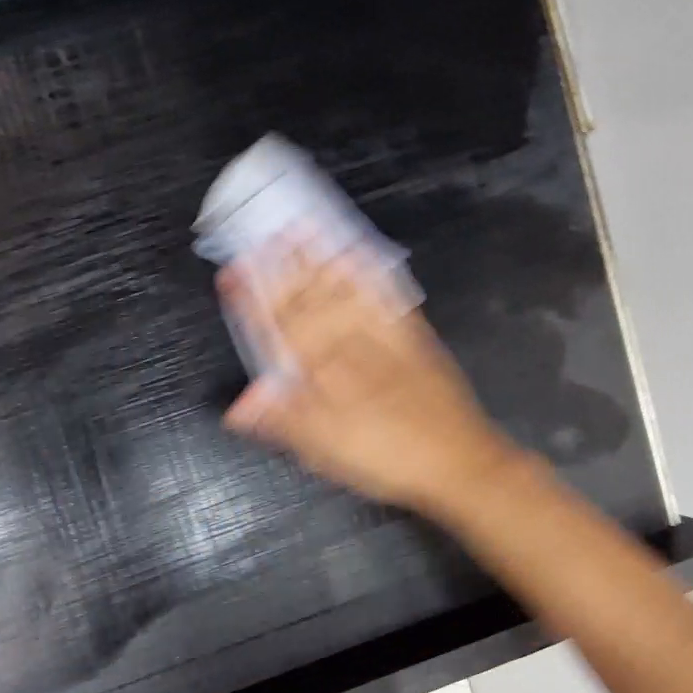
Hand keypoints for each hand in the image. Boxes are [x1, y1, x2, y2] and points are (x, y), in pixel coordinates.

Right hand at [218, 244, 521, 513]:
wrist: (458, 465)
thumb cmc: (386, 460)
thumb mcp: (325, 452)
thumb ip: (282, 422)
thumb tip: (238, 407)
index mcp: (323, 377)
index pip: (279, 328)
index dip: (253, 300)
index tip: (235, 272)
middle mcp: (351, 349)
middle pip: (309, 302)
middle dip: (281, 269)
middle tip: (262, 234)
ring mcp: (384, 339)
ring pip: (344, 292)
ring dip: (320, 260)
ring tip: (302, 228)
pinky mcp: (413, 338)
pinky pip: (387, 298)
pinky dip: (369, 273)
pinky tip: (357, 254)